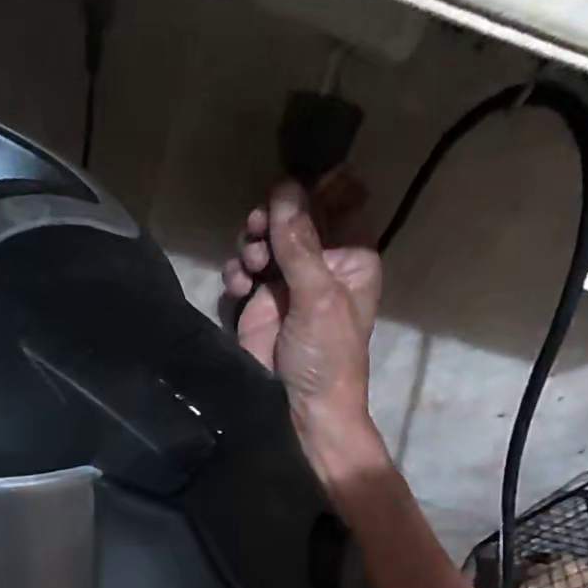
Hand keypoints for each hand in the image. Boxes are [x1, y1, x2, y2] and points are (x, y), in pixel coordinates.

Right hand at [222, 179, 388, 485]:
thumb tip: (284, 188)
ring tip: (251, 262)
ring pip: (265, 239)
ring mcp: (285, 282)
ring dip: (254, 243)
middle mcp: (319, 262)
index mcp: (351, 256)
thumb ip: (300, 243)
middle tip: (261, 225)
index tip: (293, 179)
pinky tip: (238, 285)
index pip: (341, 201)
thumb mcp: (319, 296)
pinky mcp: (257, 302)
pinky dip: (237, 272)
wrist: (301, 408)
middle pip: (295, 216)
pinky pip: (243, 270)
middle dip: (276, 215)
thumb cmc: (327, 354)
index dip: (319, 185)